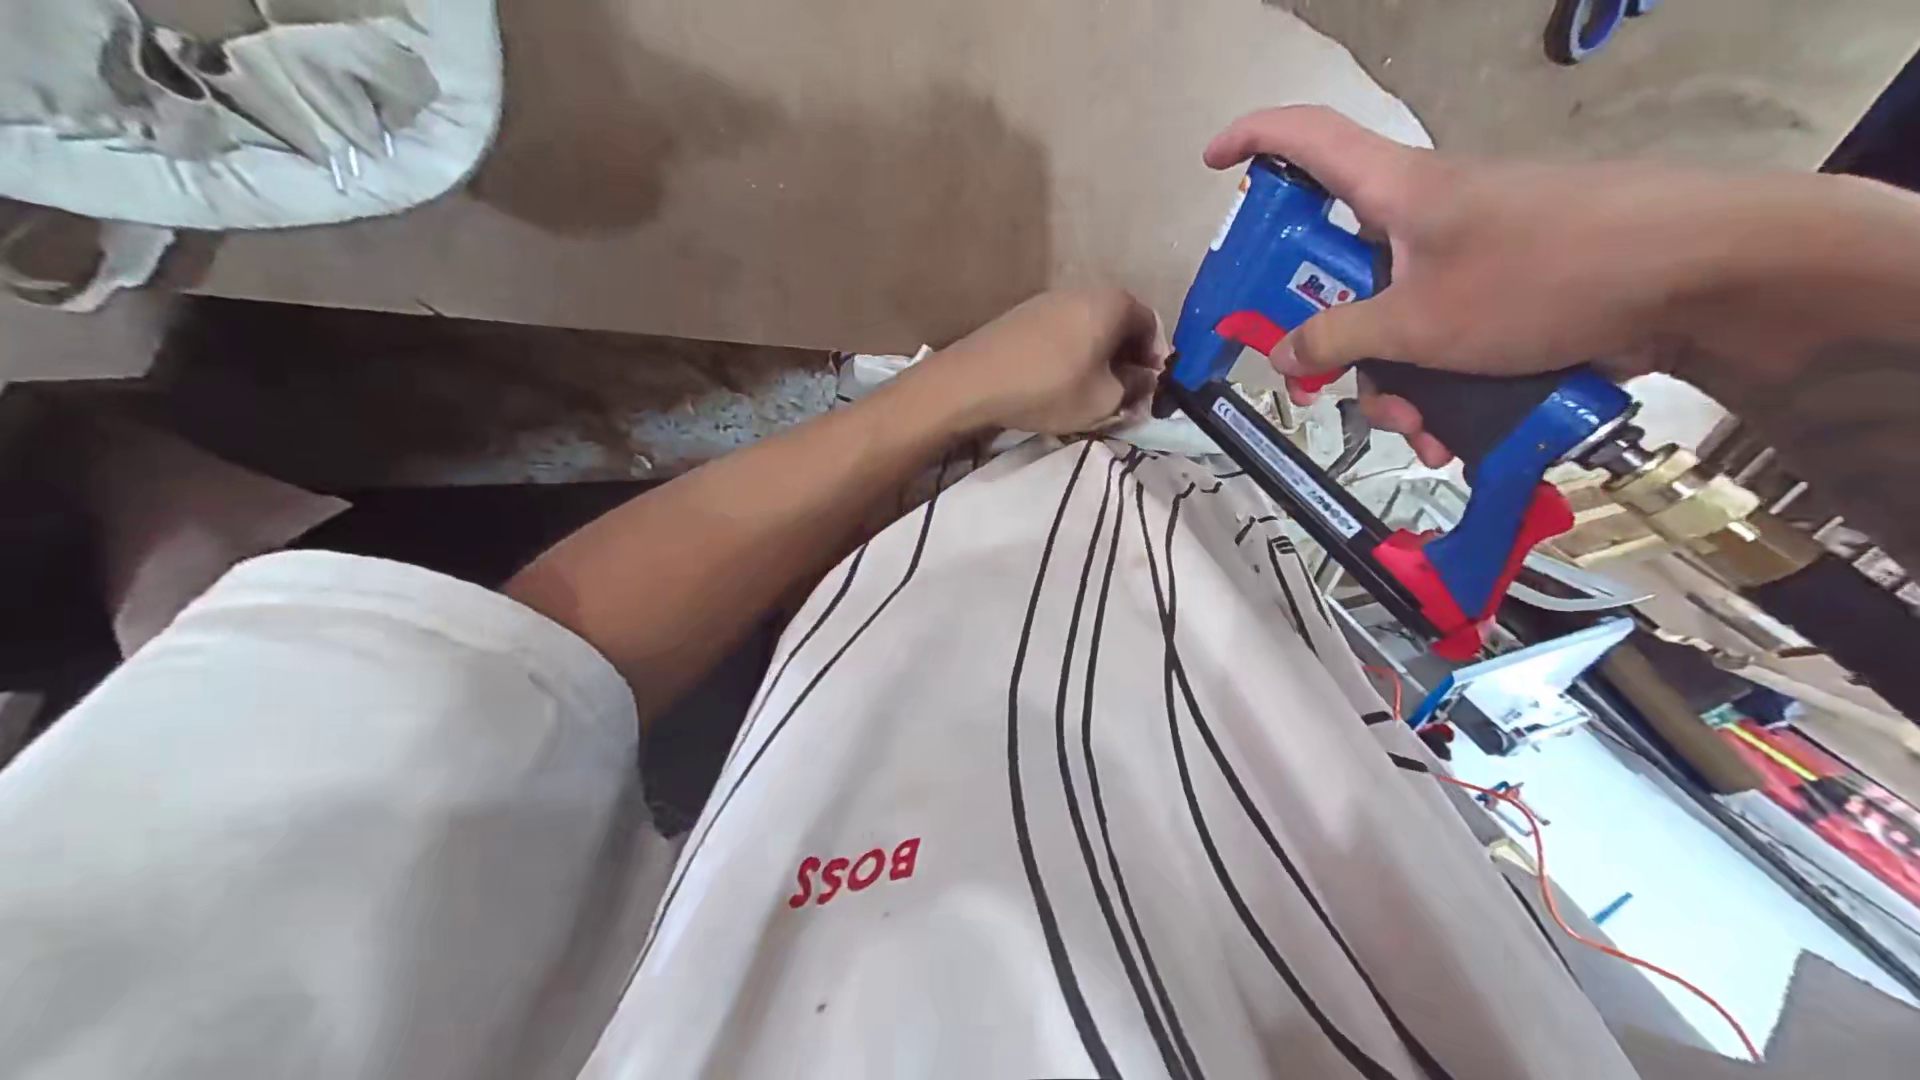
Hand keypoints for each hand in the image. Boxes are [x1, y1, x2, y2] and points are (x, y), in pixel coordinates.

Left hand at [915, 288, 1169, 434]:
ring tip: (1088, 392)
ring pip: (1089, 330)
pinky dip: (1070, 355)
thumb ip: (1135, 388)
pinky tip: (1058, 382)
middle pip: (1119, 325)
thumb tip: (1143, 379)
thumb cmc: (1050, 388)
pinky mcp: (1023, 315)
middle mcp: (1084, 290)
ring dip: (1097, 359)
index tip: (1149, 392)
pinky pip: (1062, 333)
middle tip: (1121, 395)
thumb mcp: (1105, 399)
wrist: (973, 382)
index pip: (1152, 327)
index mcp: (1114, 302)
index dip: (1156, 362)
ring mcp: (1049, 299)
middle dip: (1126, 361)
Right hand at [1202, 106, 1832, 464]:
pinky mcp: (1498, 290)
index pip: (1306, 139)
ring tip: (1417, 426)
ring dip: (1389, 383)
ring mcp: (1460, 254)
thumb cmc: (1541, 276)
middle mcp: (1420, 217)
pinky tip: (1449, 429)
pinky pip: (1436, 338)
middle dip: (1327, 338)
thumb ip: (1335, 340)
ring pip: (1387, 319)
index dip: (1251, 140)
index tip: (1210, 163)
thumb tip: (1281, 356)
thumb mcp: (1415, 321)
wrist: (1703, 278)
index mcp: (1394, 193)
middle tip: (1319, 378)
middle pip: (1336, 268)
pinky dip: (1432, 385)